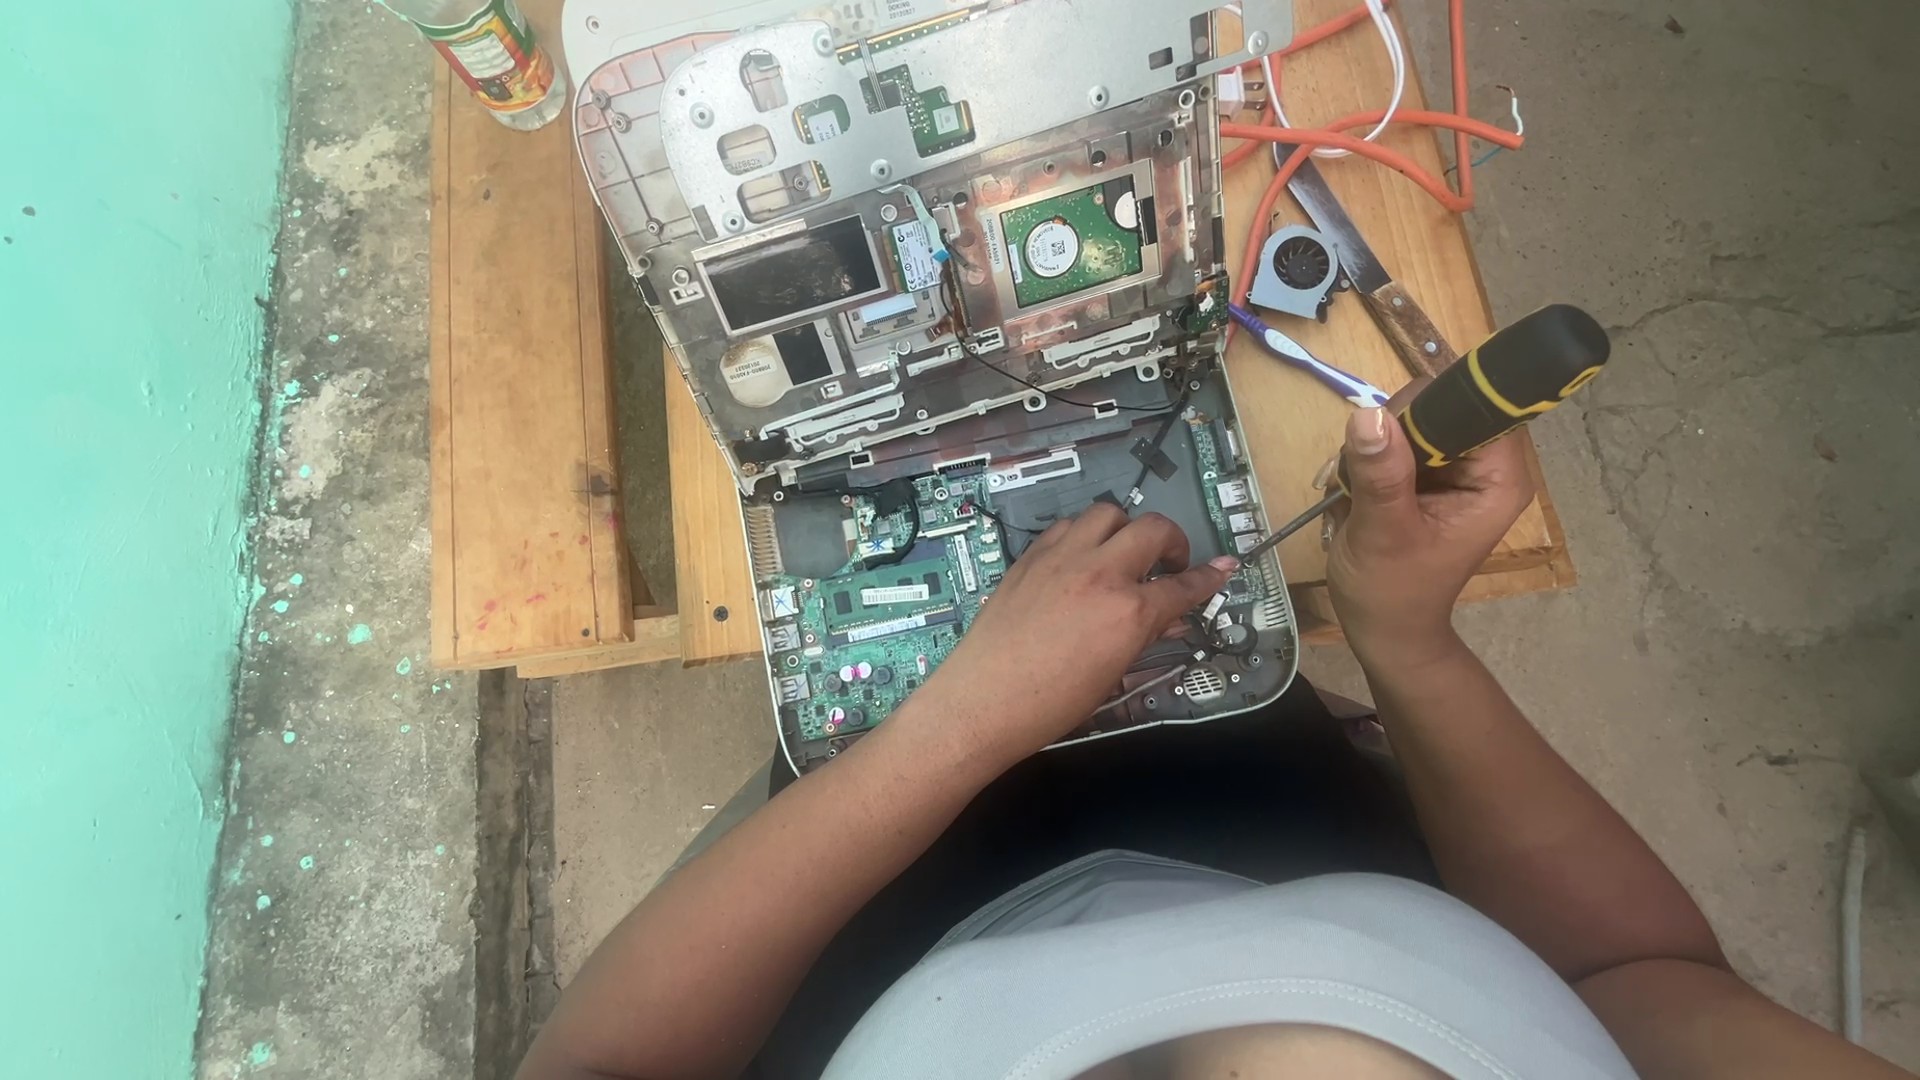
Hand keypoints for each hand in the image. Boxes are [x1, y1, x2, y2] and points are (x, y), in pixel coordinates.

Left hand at [910, 504, 1233, 764]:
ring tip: (1122, 552)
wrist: (983, 700)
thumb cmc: (1048, 705)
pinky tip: (1080, 557)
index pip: (1183, 586)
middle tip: (1170, 562)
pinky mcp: (1030, 558)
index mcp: (1127, 611)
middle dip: (1172, 541)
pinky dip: (1083, 535)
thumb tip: (1166, 617)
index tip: (1220, 569)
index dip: (1208, 578)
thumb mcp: (1111, 675)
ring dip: (1124, 528)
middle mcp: (1098, 573)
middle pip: (1152, 529)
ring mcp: (1060, 559)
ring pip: (1107, 513)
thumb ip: (1143, 637)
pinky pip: (1066, 526)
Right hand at [1326, 397, 1534, 671]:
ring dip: (1370, 448)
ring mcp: (1451, 472)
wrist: (1383, 627)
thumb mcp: (1383, 532)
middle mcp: (1482, 467)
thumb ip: (1380, 473)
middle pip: (1440, 409)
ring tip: (1352, 489)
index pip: (1477, 409)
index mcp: (1496, 480)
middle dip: (1391, 431)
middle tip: (1360, 471)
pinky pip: (1393, 445)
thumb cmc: (1392, 589)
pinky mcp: (1424, 478)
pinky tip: (1352, 490)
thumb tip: (1367, 413)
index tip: (1385, 435)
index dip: (1431, 408)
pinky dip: (1365, 460)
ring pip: (1409, 423)